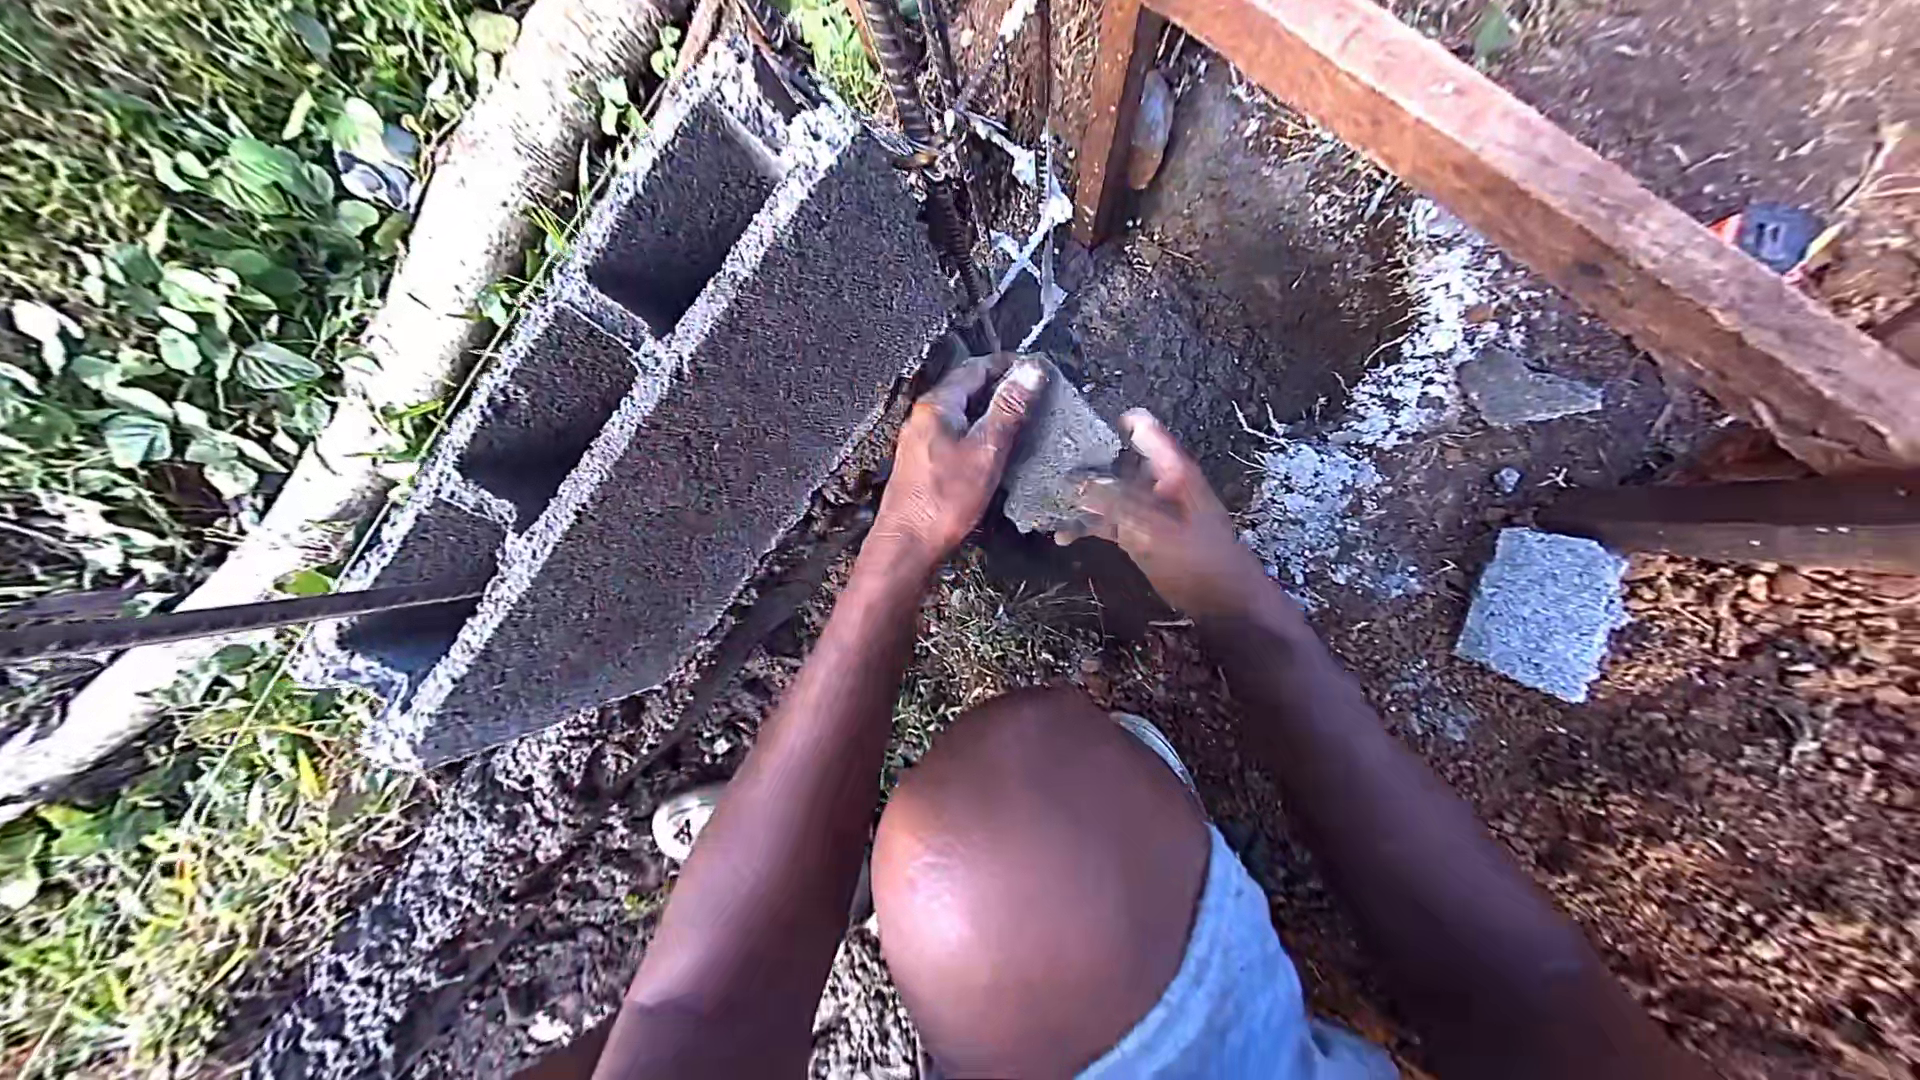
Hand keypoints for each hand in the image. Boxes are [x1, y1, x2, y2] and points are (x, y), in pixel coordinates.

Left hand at [870, 354, 1048, 570]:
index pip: (976, 367)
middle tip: (1031, 394)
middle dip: (1000, 387)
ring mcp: (920, 440)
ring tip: (1017, 420)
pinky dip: (976, 433)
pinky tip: (990, 449)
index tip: (1032, 369)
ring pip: (960, 412)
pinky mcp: (923, 461)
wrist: (908, 544)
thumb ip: (1008, 410)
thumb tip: (1029, 372)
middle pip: (967, 388)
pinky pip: (954, 434)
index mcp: (936, 406)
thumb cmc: (941, 503)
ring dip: (988, 411)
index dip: (1007, 364)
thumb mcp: (986, 451)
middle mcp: (923, 418)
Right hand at [1057, 409, 1274, 619]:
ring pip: (1107, 495)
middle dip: (1084, 466)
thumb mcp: (1156, 530)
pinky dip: (1087, 527)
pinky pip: (1107, 522)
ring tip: (1048, 506)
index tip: (1077, 428)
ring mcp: (1146, 510)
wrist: (1222, 602)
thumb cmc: (1199, 560)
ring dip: (1080, 501)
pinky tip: (1063, 536)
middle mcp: (1157, 484)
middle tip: (1048, 469)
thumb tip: (1079, 484)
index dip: (1114, 424)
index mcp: (1173, 471)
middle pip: (1117, 462)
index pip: (1145, 431)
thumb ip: (1117, 504)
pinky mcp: (1138, 533)